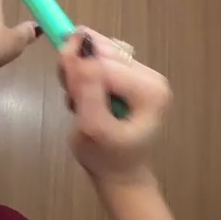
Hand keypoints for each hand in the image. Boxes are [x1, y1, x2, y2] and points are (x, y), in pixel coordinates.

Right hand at [59, 29, 171, 189]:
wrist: (119, 172)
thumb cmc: (106, 157)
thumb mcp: (93, 129)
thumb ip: (86, 89)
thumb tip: (77, 47)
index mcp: (150, 90)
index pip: (102, 65)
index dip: (77, 73)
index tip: (69, 96)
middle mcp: (151, 75)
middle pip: (101, 50)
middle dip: (78, 67)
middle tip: (73, 97)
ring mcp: (142, 72)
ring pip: (97, 48)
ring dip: (79, 68)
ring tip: (79, 97)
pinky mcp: (130, 71)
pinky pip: (98, 55)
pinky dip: (83, 68)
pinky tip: (85, 92)